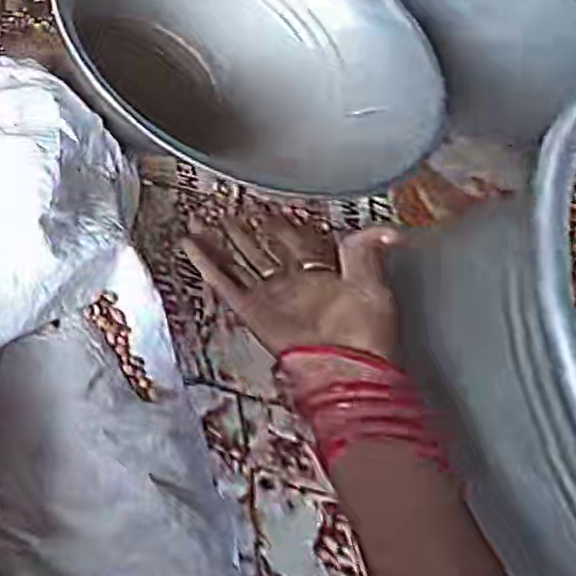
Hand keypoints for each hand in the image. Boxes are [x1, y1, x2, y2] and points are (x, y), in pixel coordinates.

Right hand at [180, 215, 401, 359]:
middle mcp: (288, 284)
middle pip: (260, 250)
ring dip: (217, 240)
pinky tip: (190, 244)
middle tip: (228, 211)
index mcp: (318, 277)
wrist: (340, 366)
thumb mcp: (371, 288)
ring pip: (235, 260)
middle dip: (243, 230)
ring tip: (199, 221)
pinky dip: (202, 260)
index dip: (282, 225)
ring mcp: (265, 295)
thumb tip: (386, 230)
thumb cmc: (363, 333)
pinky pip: (219, 279)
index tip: (268, 209)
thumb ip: (365, 255)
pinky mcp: (246, 306)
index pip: (295, 244)